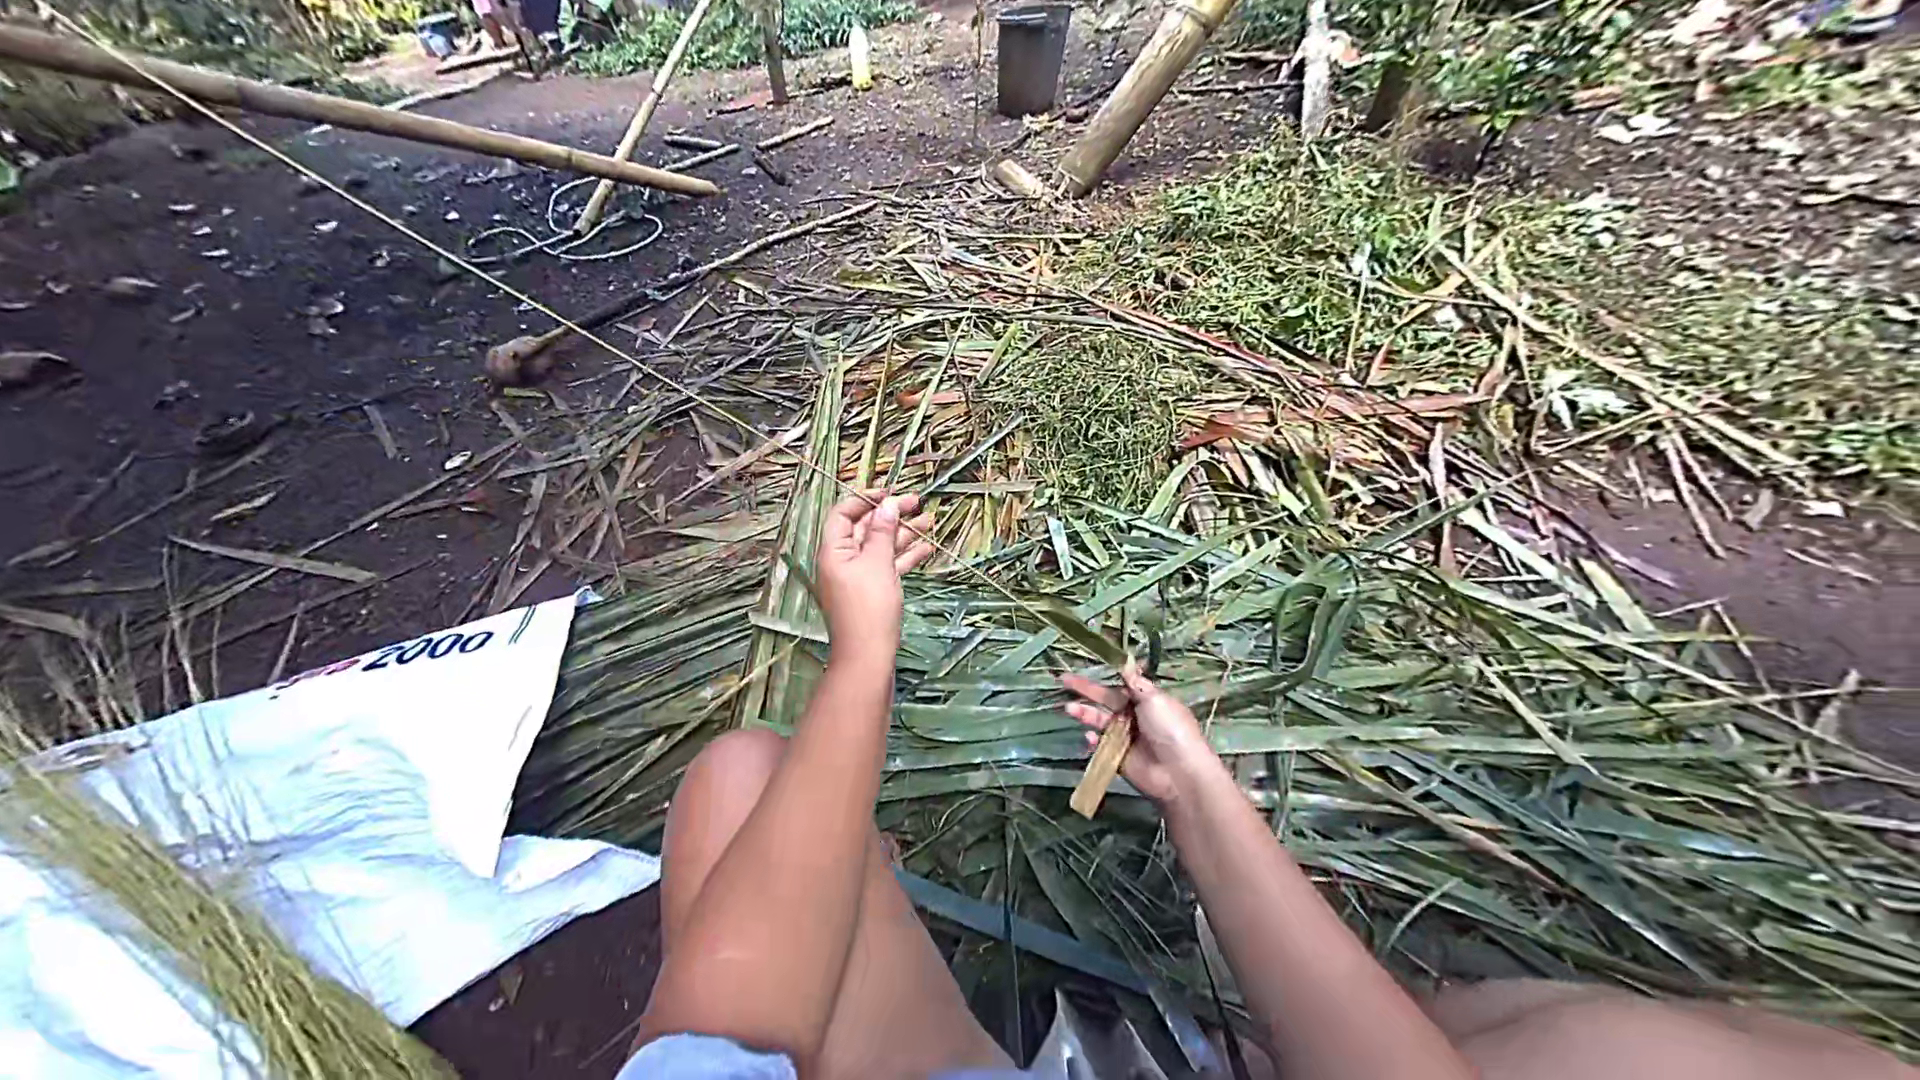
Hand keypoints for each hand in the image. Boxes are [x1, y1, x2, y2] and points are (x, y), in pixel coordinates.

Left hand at [817, 490, 935, 664]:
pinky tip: (926, 548)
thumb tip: (887, 505)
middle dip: (892, 515)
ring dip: (904, 534)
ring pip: (881, 548)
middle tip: (919, 503)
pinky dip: (905, 557)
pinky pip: (888, 567)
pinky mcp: (872, 592)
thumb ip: (882, 532)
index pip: (843, 514)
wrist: (868, 657)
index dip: (866, 499)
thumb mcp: (877, 564)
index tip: (891, 493)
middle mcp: (842, 561)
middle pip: (865, 529)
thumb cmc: (869, 608)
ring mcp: (858, 578)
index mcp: (832, 551)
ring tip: (930, 521)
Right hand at [1062, 663, 1219, 804]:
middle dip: (1085, 690)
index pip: (1121, 684)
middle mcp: (1135, 715)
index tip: (1087, 664)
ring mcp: (1125, 736)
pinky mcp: (1118, 756)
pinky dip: (1093, 740)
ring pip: (1100, 720)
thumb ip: (1134, 681)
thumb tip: (1125, 659)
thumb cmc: (1170, 728)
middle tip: (1063, 679)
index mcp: (1146, 699)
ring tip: (1069, 708)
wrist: (1178, 771)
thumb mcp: (1154, 698)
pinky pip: (1101, 744)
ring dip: (1085, 713)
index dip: (1104, 675)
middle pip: (1106, 699)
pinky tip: (1089, 737)